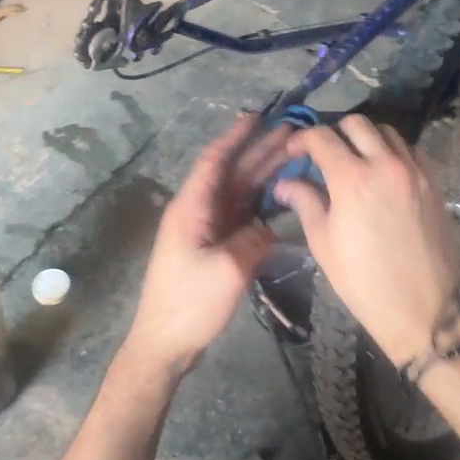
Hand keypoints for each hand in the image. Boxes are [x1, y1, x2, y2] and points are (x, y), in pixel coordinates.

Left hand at [125, 114, 293, 378]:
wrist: (165, 343)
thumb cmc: (190, 303)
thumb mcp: (228, 269)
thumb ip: (254, 239)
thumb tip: (270, 227)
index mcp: (191, 209)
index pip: (215, 161)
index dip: (235, 137)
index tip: (258, 115)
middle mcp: (196, 212)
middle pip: (230, 174)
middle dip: (258, 152)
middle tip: (292, 132)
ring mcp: (204, 231)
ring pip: (237, 194)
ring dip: (262, 175)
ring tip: (293, 156)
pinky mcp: (212, 250)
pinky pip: (239, 217)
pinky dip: (259, 205)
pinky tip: (282, 198)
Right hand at [272, 115, 458, 365]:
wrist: (422, 308)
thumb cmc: (362, 280)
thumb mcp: (323, 242)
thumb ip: (304, 203)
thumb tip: (285, 184)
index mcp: (351, 179)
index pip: (321, 138)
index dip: (301, 139)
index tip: (293, 152)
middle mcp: (384, 165)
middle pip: (356, 124)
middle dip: (333, 132)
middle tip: (322, 154)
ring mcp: (413, 172)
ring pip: (386, 132)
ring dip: (364, 138)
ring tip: (353, 159)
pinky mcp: (431, 184)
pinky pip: (410, 151)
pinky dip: (391, 151)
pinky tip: (381, 172)